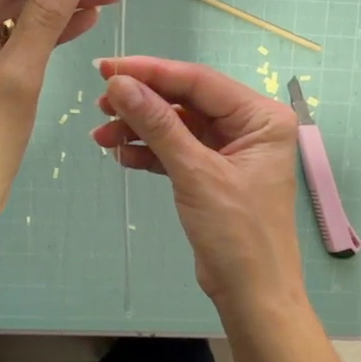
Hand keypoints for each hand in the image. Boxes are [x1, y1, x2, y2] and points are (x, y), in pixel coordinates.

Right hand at [91, 57, 303, 312]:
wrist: (251, 292)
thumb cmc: (237, 233)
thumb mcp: (195, 174)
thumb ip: (158, 125)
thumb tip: (120, 84)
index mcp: (260, 117)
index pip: (199, 81)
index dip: (151, 73)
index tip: (107, 69)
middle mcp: (248, 127)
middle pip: (186, 101)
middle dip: (142, 103)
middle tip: (100, 105)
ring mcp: (230, 152)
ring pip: (177, 127)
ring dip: (140, 129)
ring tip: (101, 136)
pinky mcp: (212, 176)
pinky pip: (176, 152)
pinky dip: (149, 152)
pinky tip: (122, 154)